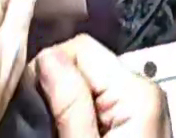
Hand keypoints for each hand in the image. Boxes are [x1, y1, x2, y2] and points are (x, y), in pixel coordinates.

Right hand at [36, 35, 170, 137]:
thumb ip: (69, 104)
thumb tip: (47, 55)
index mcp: (138, 91)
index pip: (81, 46)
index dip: (48, 67)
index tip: (29, 96)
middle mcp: (145, 90)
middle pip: (86, 61)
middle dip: (57, 83)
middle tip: (37, 117)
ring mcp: (143, 106)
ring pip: (90, 81)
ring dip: (66, 98)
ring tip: (53, 125)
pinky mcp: (136, 122)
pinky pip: (99, 100)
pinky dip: (80, 110)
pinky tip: (70, 129)